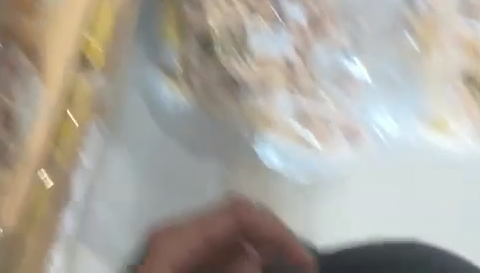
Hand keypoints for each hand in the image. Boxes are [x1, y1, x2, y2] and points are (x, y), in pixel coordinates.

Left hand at [136, 197, 315, 272]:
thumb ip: (226, 272)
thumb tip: (254, 256)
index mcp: (177, 234)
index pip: (237, 212)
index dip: (276, 230)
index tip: (306, 261)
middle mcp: (176, 234)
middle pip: (233, 222)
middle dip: (270, 240)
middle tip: (302, 266)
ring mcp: (172, 250)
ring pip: (225, 242)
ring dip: (256, 252)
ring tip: (285, 265)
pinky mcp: (173, 264)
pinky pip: (212, 257)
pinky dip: (236, 263)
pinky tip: (254, 271)